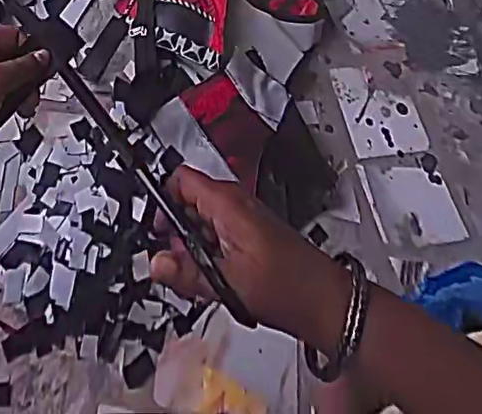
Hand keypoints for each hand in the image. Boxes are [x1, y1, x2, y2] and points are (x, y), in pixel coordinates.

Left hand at [0, 27, 49, 154]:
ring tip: (19, 109)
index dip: (31, 49)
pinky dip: (3, 112)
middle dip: (25, 77)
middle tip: (32, 92)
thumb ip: (23, 67)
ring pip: (5, 84)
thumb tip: (42, 56)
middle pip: (10, 60)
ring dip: (16, 97)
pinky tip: (2, 120)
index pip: (12, 34)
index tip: (44, 64)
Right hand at [150, 167, 353, 347]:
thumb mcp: (228, 284)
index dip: (162, 201)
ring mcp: (242, 213)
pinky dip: (210, 249)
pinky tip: (220, 275)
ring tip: (204, 272)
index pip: (179, 178)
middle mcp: (234, 200)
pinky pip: (216, 228)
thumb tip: (157, 263)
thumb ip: (187, 273)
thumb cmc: (289, 287)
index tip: (159, 228)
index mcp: (226, 202)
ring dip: (194, 243)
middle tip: (180, 259)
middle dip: (178, 230)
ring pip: (201, 216)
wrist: (325, 302)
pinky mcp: (249, 228)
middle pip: (187, 199)